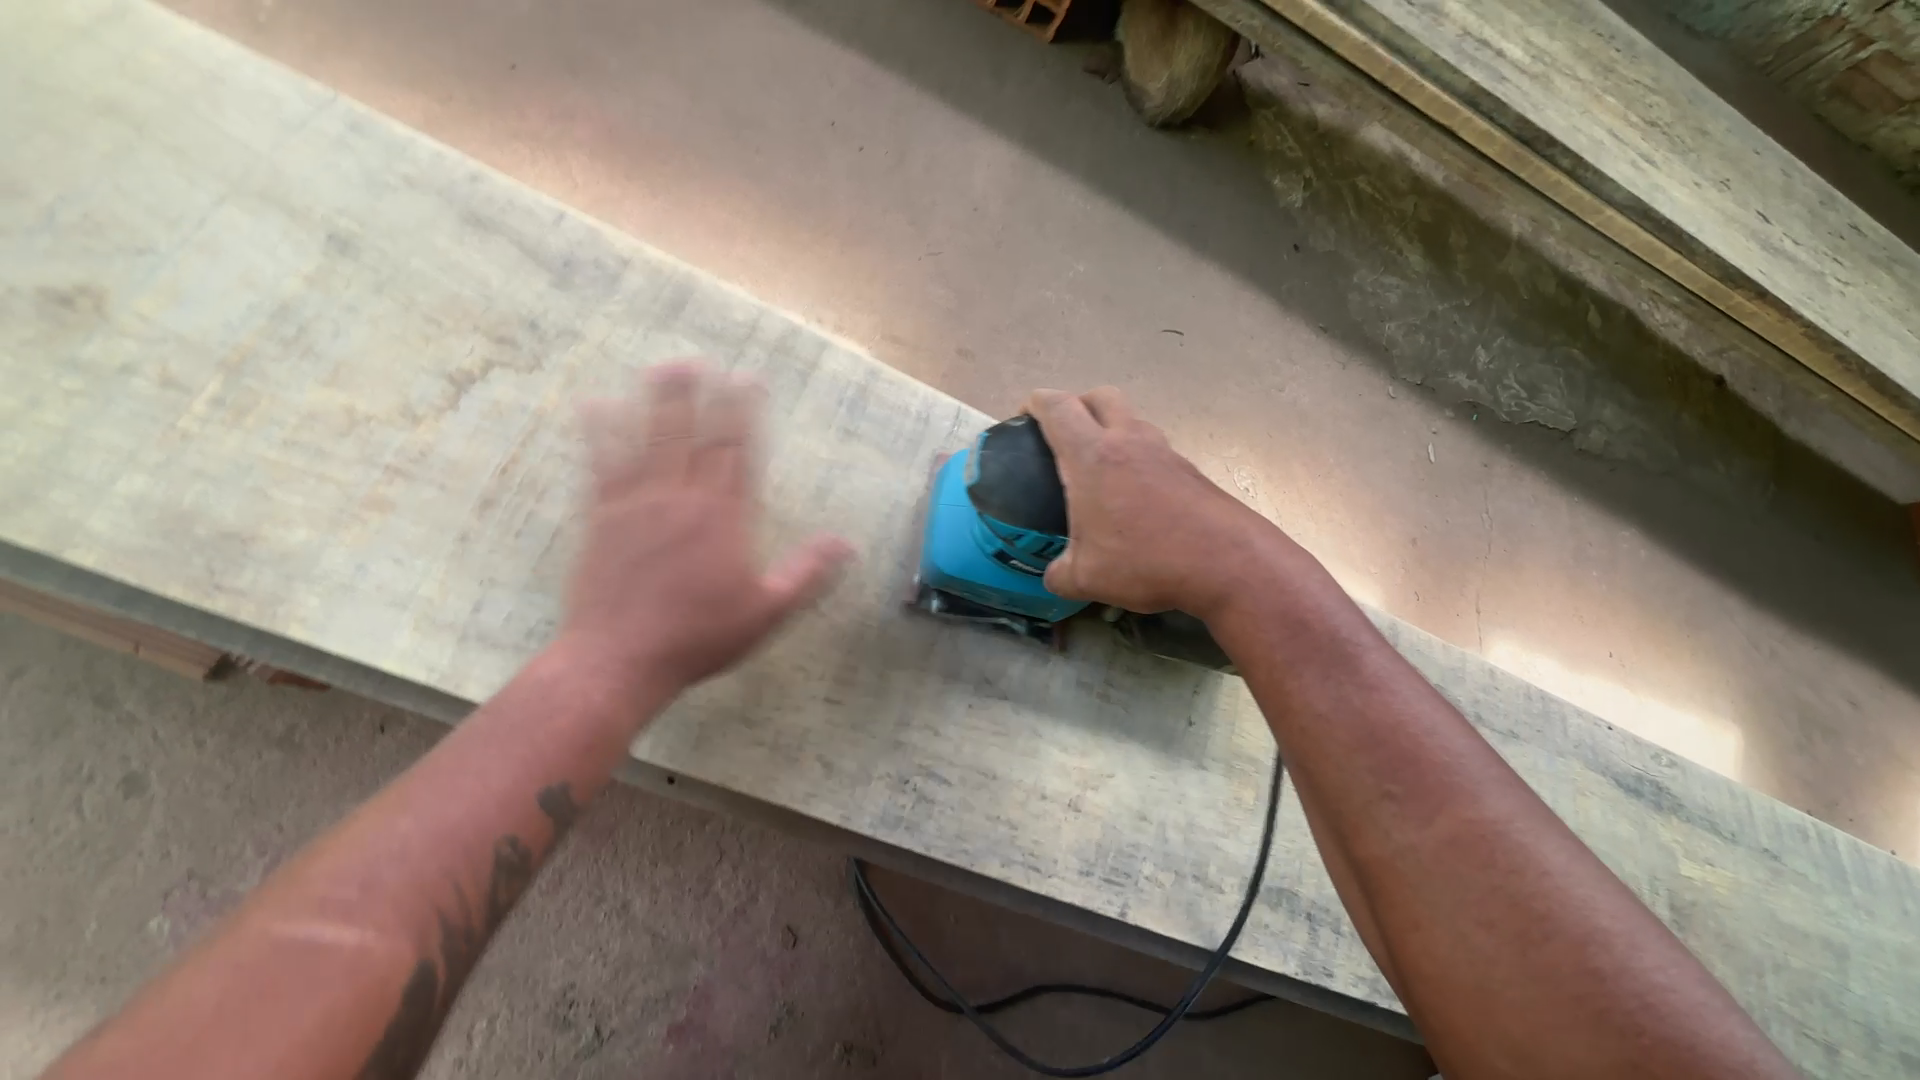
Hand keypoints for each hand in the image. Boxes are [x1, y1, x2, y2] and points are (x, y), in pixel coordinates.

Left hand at [562, 362, 852, 700]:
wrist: (620, 658)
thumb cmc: (699, 637)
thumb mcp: (767, 611)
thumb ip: (807, 573)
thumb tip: (848, 543)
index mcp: (725, 518)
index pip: (739, 453)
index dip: (745, 413)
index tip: (749, 380)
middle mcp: (682, 499)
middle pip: (693, 436)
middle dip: (700, 395)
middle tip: (699, 359)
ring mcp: (637, 504)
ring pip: (649, 440)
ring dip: (656, 402)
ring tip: (661, 367)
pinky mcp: (601, 518)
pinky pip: (601, 465)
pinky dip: (599, 432)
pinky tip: (594, 405)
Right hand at [1025, 386, 1284, 618]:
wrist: (1227, 562)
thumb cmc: (1146, 561)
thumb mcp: (1086, 578)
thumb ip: (1059, 573)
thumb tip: (1053, 576)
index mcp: (1093, 456)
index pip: (1058, 407)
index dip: (1035, 403)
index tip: (1024, 414)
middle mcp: (1129, 441)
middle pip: (1099, 396)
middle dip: (1076, 404)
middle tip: (1062, 432)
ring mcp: (1164, 452)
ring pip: (1131, 419)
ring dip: (1111, 428)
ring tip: (1099, 465)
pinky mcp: (1189, 469)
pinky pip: (1153, 448)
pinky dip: (1136, 457)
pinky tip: (1133, 494)